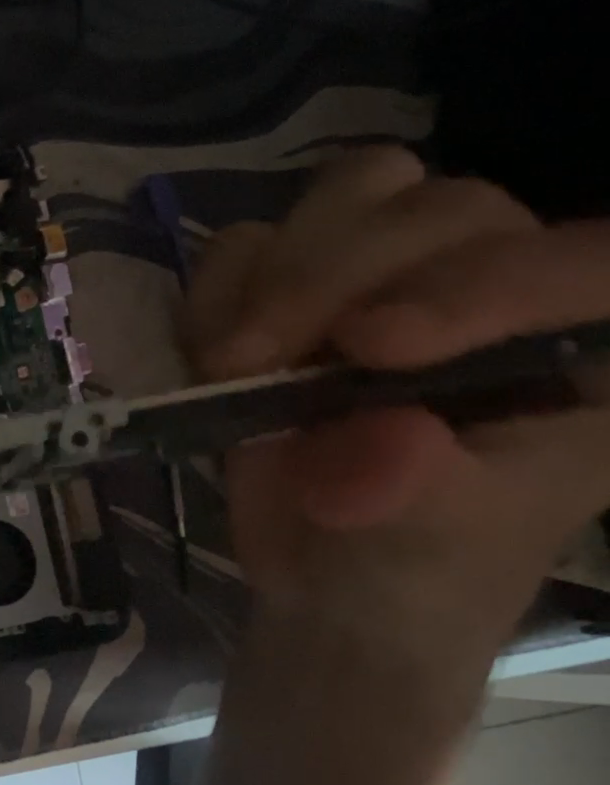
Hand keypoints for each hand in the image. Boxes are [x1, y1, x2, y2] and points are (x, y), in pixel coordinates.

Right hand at [186, 147, 609, 656]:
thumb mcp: (424, 552)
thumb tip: (378, 439)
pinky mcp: (287, 293)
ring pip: (345, 198)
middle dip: (333, 278)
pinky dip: (213, 293)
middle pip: (436, 209)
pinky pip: (241, 244)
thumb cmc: (404, 575)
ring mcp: (384, 283)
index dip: (481, 284)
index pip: (574, 265)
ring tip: (231, 364)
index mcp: (576, 353)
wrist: (322, 586)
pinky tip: (212, 360)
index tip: (370, 349)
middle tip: (253, 362)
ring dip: (270, 277)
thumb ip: (413, 494)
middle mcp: (488, 293)